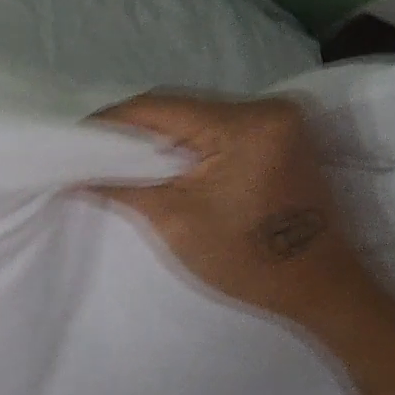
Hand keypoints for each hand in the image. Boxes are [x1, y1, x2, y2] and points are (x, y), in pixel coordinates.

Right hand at [84, 93, 384, 328]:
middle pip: (178, 106)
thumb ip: (121, 188)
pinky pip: (216, 128)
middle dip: (130, 129)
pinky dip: (183, 144)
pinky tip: (158, 162)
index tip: (73, 139)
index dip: (109, 121)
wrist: (321, 288)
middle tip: (89, 151)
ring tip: (116, 159)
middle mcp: (268, 108)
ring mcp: (279, 120)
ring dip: (155, 136)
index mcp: (246, 125)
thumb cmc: (247, 260)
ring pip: (195, 116)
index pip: (158, 108)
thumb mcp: (174, 220)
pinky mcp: (280, 136)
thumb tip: (73, 175)